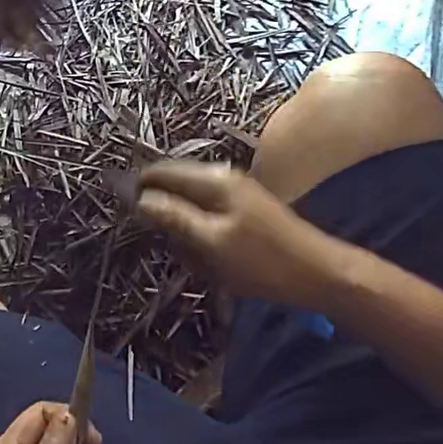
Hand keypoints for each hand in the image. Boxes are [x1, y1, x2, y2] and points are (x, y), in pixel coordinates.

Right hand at [135, 161, 345, 308]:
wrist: (319, 272)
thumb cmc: (263, 261)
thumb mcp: (212, 243)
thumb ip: (175, 218)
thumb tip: (141, 200)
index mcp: (213, 179)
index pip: (162, 171)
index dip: (139, 187)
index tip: (123, 208)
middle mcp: (223, 176)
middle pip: (176, 186)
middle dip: (164, 214)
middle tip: (169, 247)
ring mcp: (236, 191)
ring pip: (191, 204)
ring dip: (184, 230)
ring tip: (195, 259)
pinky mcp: (245, 209)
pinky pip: (208, 217)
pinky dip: (201, 236)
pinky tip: (210, 259)